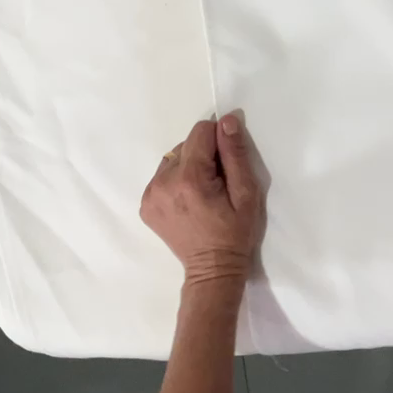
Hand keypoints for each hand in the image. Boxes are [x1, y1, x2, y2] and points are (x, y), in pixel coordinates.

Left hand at [141, 113, 265, 285]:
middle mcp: (162, 182)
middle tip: (217, 183)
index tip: (226, 165)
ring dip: (190, 166)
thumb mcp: (246, 192)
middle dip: (204, 155)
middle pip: (186, 144)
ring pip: (174, 157)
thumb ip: (234, 154)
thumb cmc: (235, 233)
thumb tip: (226, 121)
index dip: (218, 142)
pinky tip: (188, 199)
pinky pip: (164, 174)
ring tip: (202, 192)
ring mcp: (150, 195)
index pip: (201, 131)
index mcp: (189, 179)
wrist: (212, 271)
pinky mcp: (145, 204)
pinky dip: (177, 179)